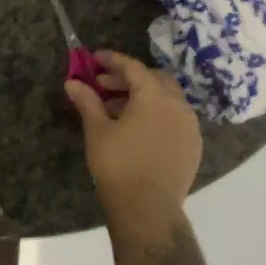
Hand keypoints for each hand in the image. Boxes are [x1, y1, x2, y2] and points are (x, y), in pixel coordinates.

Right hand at [64, 50, 203, 230]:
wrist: (148, 206)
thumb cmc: (118, 163)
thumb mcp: (97, 129)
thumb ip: (87, 102)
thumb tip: (73, 82)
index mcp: (154, 98)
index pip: (134, 68)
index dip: (113, 60)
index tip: (94, 58)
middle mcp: (178, 107)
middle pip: (156, 80)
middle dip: (130, 77)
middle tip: (104, 84)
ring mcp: (190, 127)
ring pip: (168, 99)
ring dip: (144, 96)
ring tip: (116, 108)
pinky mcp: (193, 145)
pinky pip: (175, 118)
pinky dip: (156, 113)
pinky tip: (136, 127)